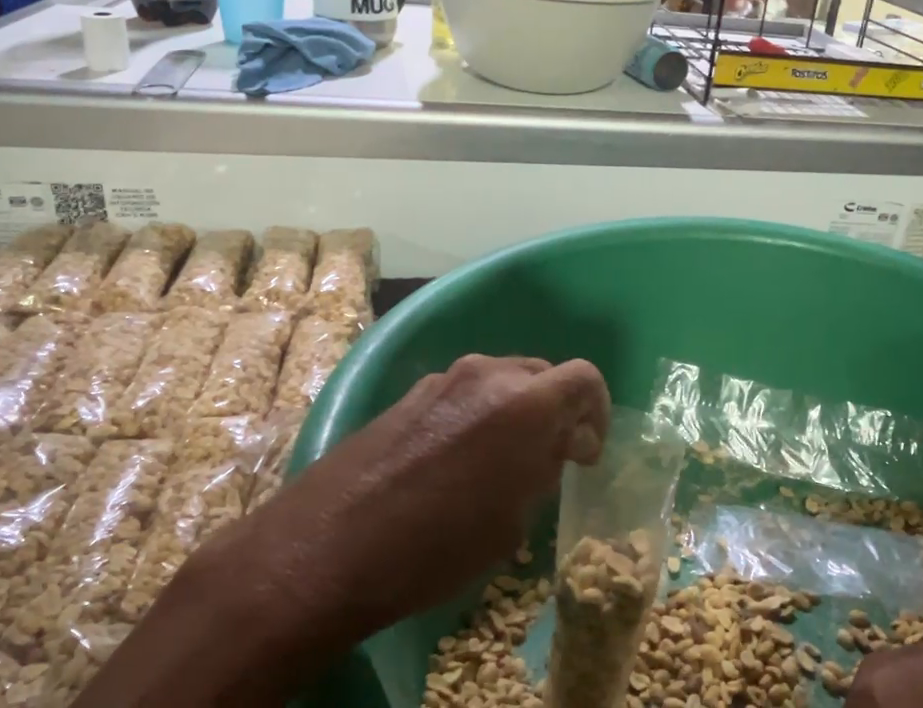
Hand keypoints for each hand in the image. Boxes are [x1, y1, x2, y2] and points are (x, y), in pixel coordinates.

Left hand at [198, 354, 610, 637]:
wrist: (327, 547)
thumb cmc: (435, 547)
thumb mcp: (511, 522)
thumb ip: (544, 468)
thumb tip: (556, 446)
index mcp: (526, 403)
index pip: (585, 378)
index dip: (596, 412)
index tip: (585, 452)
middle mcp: (488, 375)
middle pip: (542, 374)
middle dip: (555, 411)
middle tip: (547, 459)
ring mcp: (444, 379)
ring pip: (500, 381)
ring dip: (514, 412)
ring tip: (500, 464)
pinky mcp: (409, 393)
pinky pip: (463, 393)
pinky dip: (477, 416)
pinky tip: (456, 462)